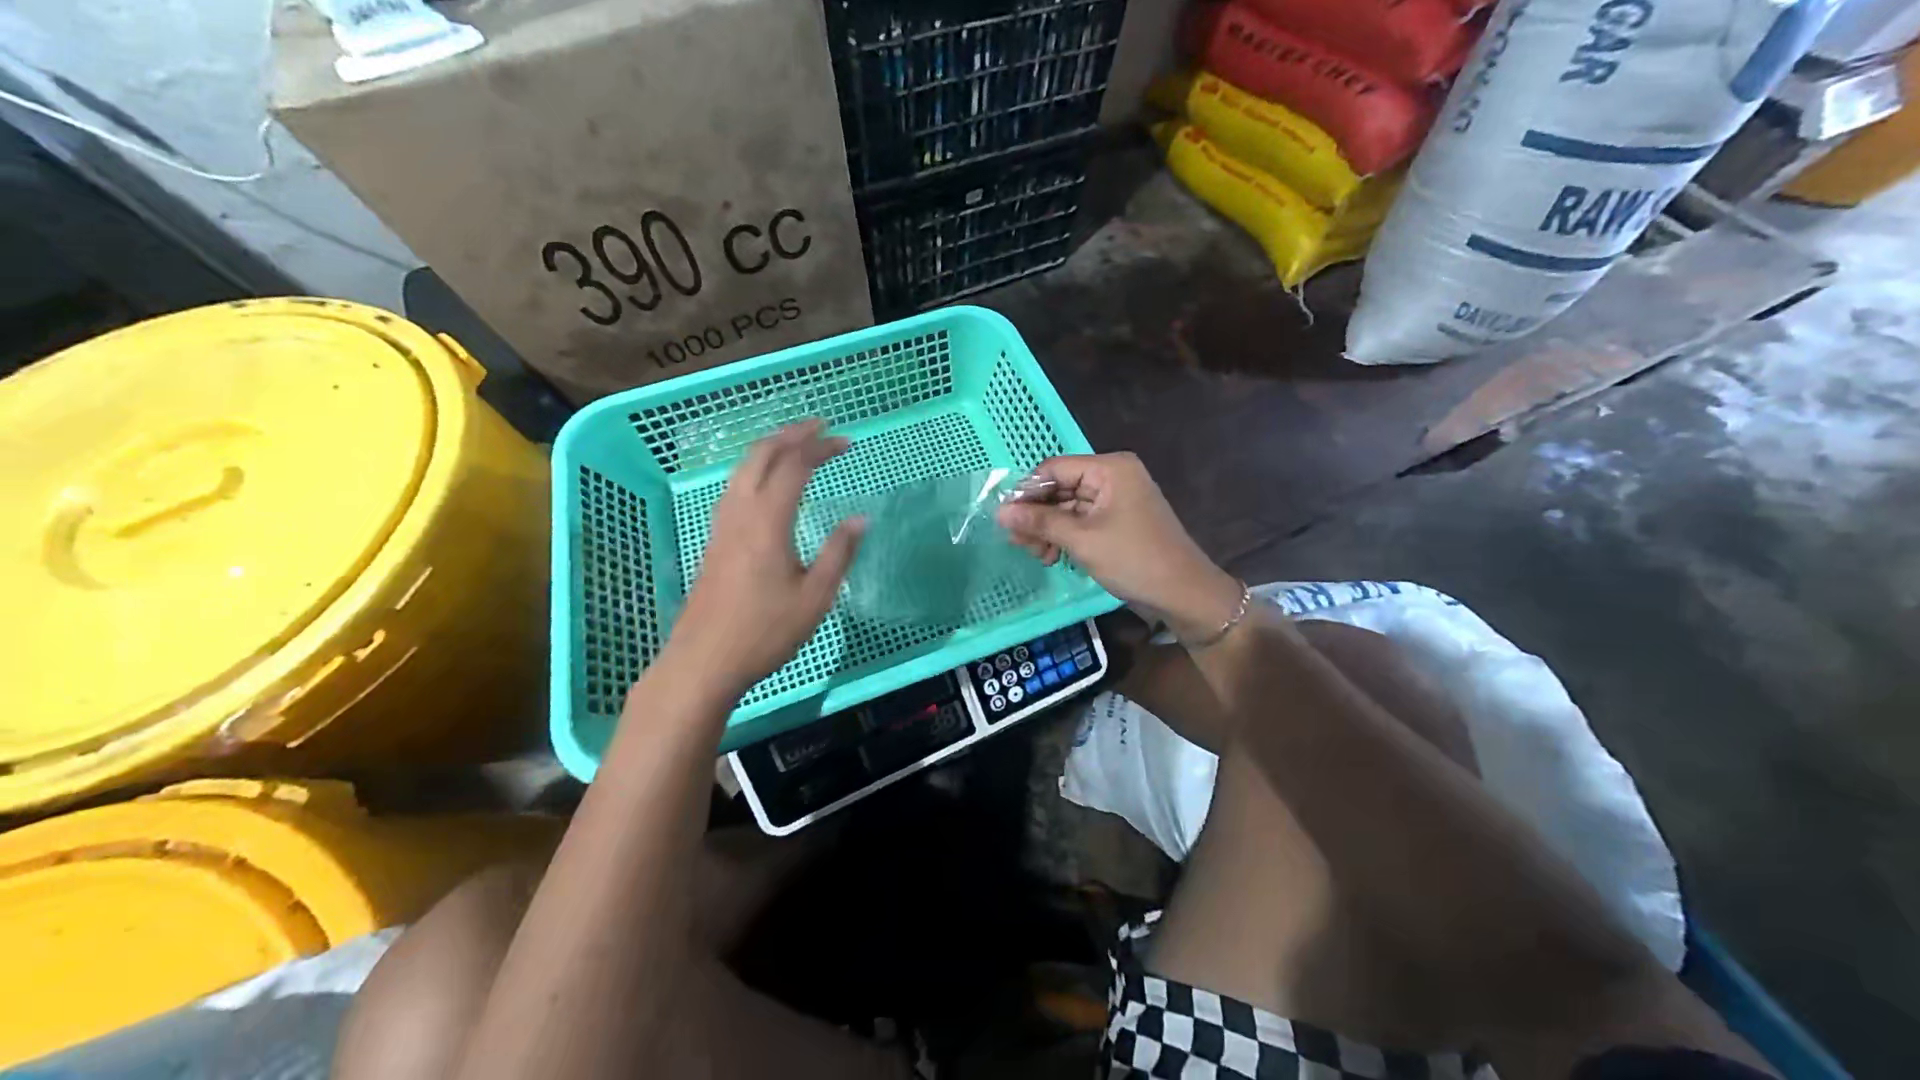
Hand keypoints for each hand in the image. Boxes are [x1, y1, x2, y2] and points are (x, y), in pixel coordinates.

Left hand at [659, 420, 864, 695]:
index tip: (847, 443)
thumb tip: (860, 519)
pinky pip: (735, 486)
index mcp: (768, 521)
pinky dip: (756, 468)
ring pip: (743, 468)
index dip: (821, 447)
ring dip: (770, 448)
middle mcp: (741, 512)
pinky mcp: (715, 539)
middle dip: (792, 434)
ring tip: (796, 445)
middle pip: (762, 454)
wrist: (704, 661)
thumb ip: (839, 553)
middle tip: (820, 427)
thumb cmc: (765, 631)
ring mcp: (722, 524)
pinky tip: (767, 484)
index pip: (795, 465)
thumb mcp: (815, 597)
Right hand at [996, 452, 1241, 641]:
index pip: (1054, 468)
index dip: (1027, 492)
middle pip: (1059, 487)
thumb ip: (1040, 522)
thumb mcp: (1082, 540)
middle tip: (1018, 543)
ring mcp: (1115, 500)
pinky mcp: (1116, 521)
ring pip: (1067, 507)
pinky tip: (1052, 557)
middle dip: (1037, 515)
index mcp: (1110, 468)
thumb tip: (1000, 512)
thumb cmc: (1134, 560)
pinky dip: (1064, 537)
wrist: (1183, 594)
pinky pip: (1080, 521)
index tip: (1005, 519)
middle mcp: (1112, 476)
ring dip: (1048, 530)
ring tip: (1038, 556)